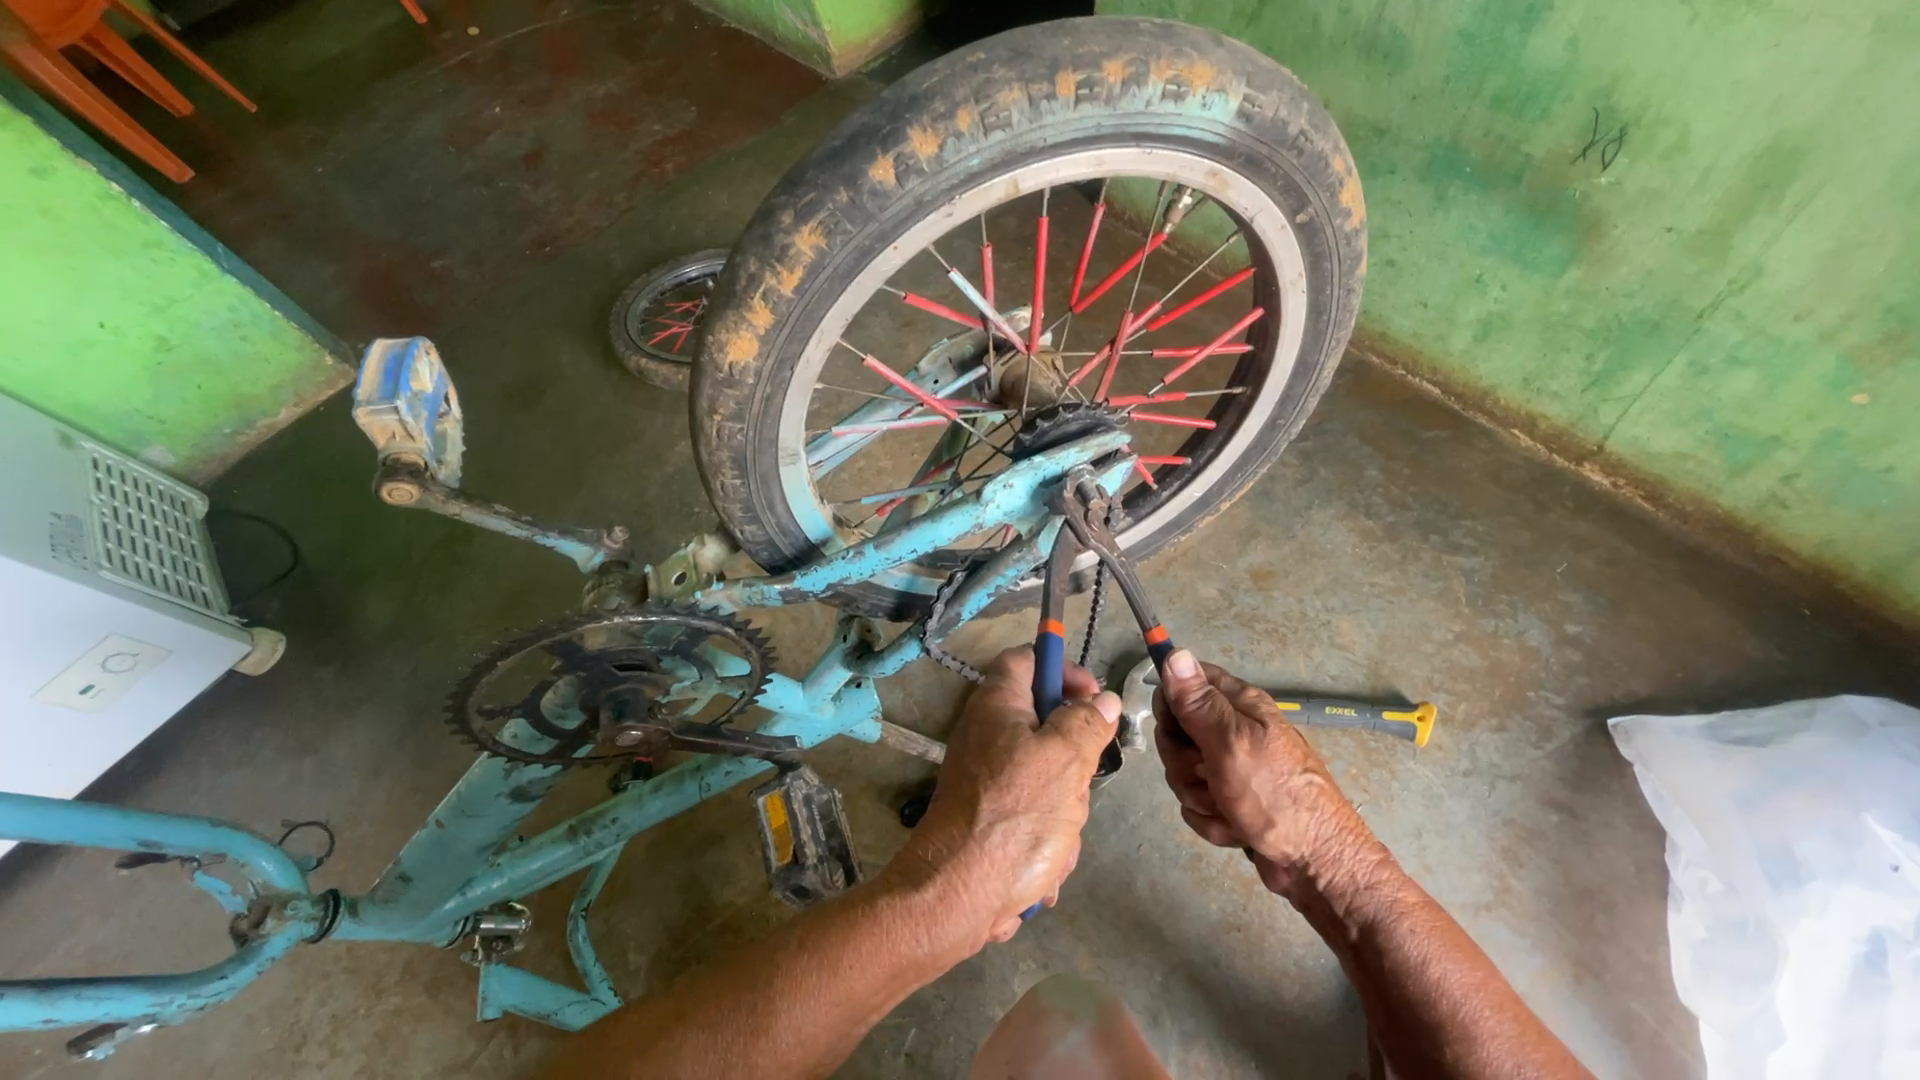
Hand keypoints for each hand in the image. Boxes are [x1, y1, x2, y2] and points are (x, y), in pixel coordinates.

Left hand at [883, 647, 1119, 944]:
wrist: (958, 893)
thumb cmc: (1014, 815)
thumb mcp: (1064, 759)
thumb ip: (1087, 723)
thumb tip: (1103, 700)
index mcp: (996, 704)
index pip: (1026, 658)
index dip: (1063, 667)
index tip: (1094, 697)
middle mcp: (985, 733)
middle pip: (1043, 722)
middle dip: (1073, 753)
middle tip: (1082, 776)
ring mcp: (985, 777)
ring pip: (1046, 774)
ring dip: (1065, 803)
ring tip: (1061, 831)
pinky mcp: (988, 816)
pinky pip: (1033, 812)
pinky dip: (1047, 833)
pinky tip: (1046, 862)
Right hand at [1153, 650, 1379, 896]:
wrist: (1315, 864)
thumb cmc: (1277, 796)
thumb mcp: (1231, 743)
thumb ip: (1198, 702)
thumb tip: (1175, 652)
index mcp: (1239, 705)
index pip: (1186, 682)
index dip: (1171, 703)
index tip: (1176, 728)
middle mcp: (1235, 731)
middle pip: (1177, 732)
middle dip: (1183, 761)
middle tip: (1207, 774)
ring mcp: (1233, 768)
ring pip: (1183, 771)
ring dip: (1198, 795)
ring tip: (1228, 808)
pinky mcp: (1231, 800)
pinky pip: (1197, 803)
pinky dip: (1211, 820)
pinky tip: (1235, 828)